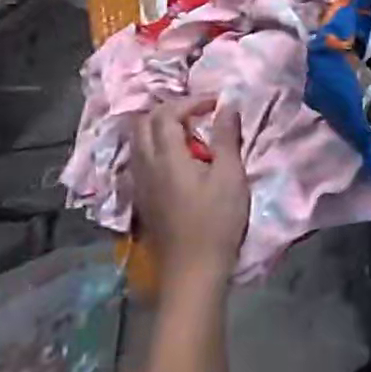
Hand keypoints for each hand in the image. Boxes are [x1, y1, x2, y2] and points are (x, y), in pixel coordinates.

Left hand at [131, 100, 249, 287]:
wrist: (193, 270)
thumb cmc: (217, 220)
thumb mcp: (231, 175)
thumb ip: (227, 138)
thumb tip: (228, 105)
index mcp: (166, 157)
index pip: (167, 114)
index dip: (191, 102)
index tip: (217, 104)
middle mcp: (145, 166)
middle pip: (144, 123)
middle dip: (171, 110)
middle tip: (200, 113)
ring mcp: (140, 183)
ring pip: (138, 142)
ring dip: (161, 128)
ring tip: (191, 133)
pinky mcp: (143, 198)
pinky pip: (141, 159)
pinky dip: (157, 146)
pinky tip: (180, 159)